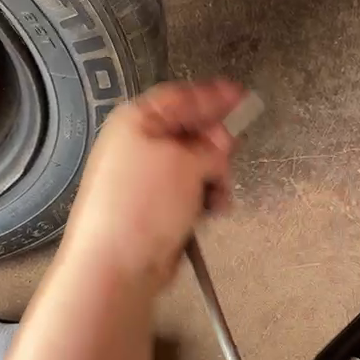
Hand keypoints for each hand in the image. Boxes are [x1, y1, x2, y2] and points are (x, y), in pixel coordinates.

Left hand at [60, 80, 245, 292]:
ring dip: (215, 178)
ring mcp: (149, 180)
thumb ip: (210, 146)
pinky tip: (212, 210)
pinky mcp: (158, 208)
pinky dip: (207, 199)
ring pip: (197, 166)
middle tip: (229, 155)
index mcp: (137, 122)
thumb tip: (222, 143)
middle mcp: (140, 147)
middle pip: (191, 133)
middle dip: (215, 146)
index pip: (182, 98)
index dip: (213, 97)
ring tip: (218, 196)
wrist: (119, 263)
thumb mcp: (186, 163)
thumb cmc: (141, 207)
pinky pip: (192, 193)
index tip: (240, 96)